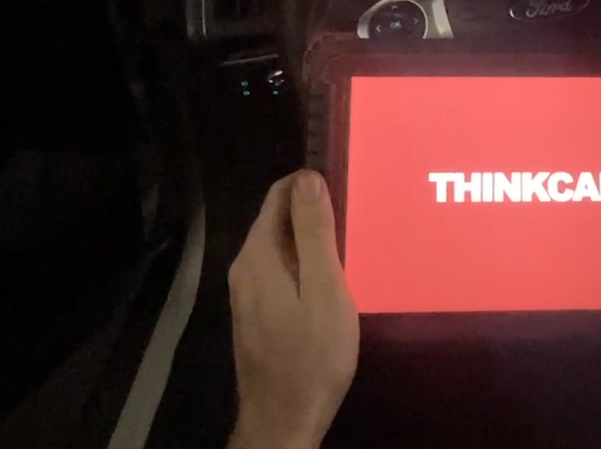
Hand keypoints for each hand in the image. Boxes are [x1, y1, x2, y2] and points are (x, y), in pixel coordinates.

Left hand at [226, 170, 358, 448]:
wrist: (284, 423)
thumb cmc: (311, 354)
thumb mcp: (324, 287)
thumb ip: (314, 231)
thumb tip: (307, 177)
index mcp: (258, 254)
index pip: (279, 194)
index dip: (311, 184)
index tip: (346, 187)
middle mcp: (245, 266)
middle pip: (279, 217)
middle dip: (314, 210)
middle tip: (355, 219)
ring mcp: (248, 290)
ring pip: (281, 243)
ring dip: (312, 238)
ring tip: (350, 245)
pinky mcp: (257, 310)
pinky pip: (281, 267)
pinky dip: (305, 262)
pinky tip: (331, 278)